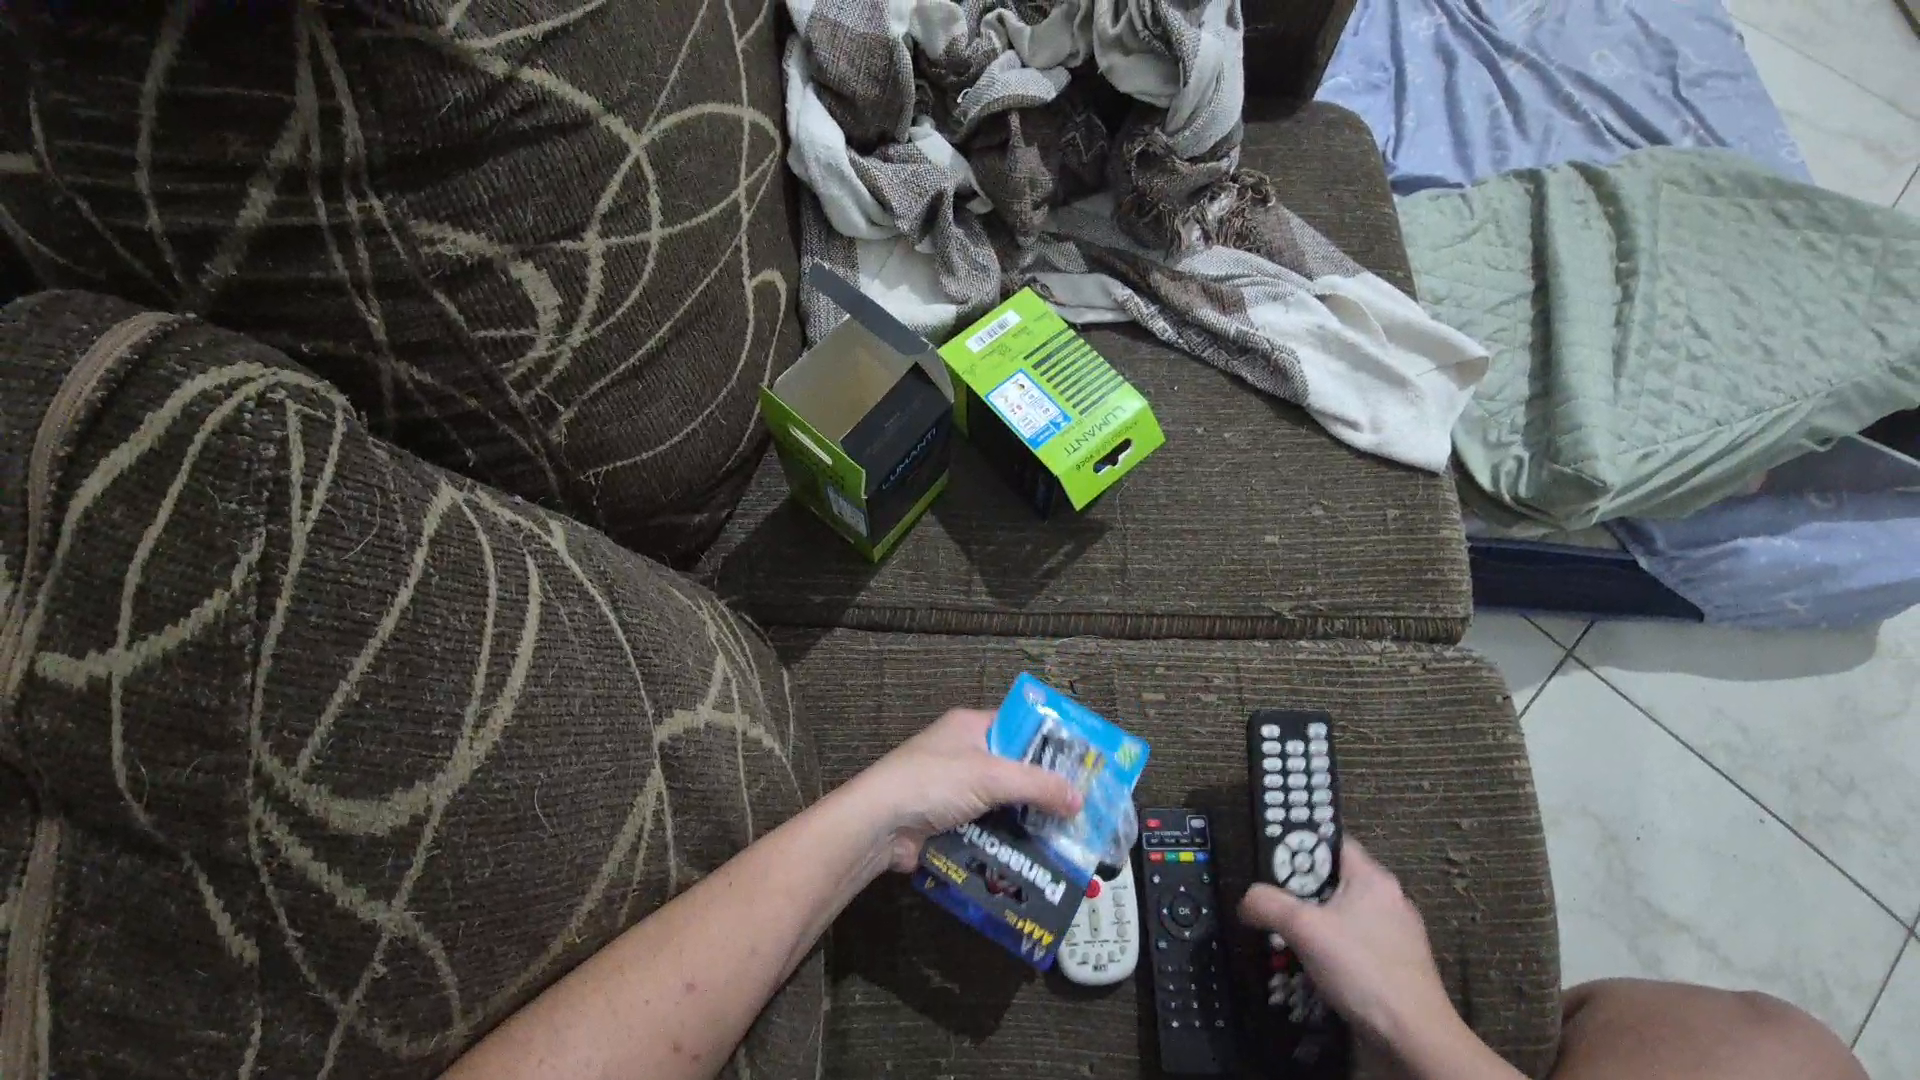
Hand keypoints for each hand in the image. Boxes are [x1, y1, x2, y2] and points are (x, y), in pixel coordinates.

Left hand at [842, 709, 1082, 872]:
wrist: (878, 825)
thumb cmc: (932, 782)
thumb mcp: (990, 775)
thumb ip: (1037, 785)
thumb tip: (1079, 798)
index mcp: (971, 726)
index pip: (1021, 727)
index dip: (1051, 743)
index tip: (1084, 764)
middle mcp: (964, 753)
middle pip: (1015, 769)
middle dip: (1044, 790)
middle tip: (1083, 810)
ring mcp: (955, 790)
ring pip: (1003, 804)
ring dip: (1027, 821)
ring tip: (1067, 840)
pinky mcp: (949, 822)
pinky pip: (988, 829)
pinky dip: (1007, 841)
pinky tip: (1035, 858)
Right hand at [1238, 839, 1460, 1049]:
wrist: (1414, 1040)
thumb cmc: (1362, 970)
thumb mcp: (1303, 928)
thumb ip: (1267, 903)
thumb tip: (1246, 901)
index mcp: (1373, 878)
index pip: (1331, 841)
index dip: (1298, 843)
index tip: (1269, 858)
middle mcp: (1388, 899)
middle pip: (1333, 879)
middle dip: (1299, 890)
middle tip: (1270, 901)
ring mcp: (1396, 935)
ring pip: (1342, 915)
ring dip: (1313, 924)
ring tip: (1284, 937)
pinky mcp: (1396, 965)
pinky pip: (1354, 943)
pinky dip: (1330, 949)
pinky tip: (1311, 966)